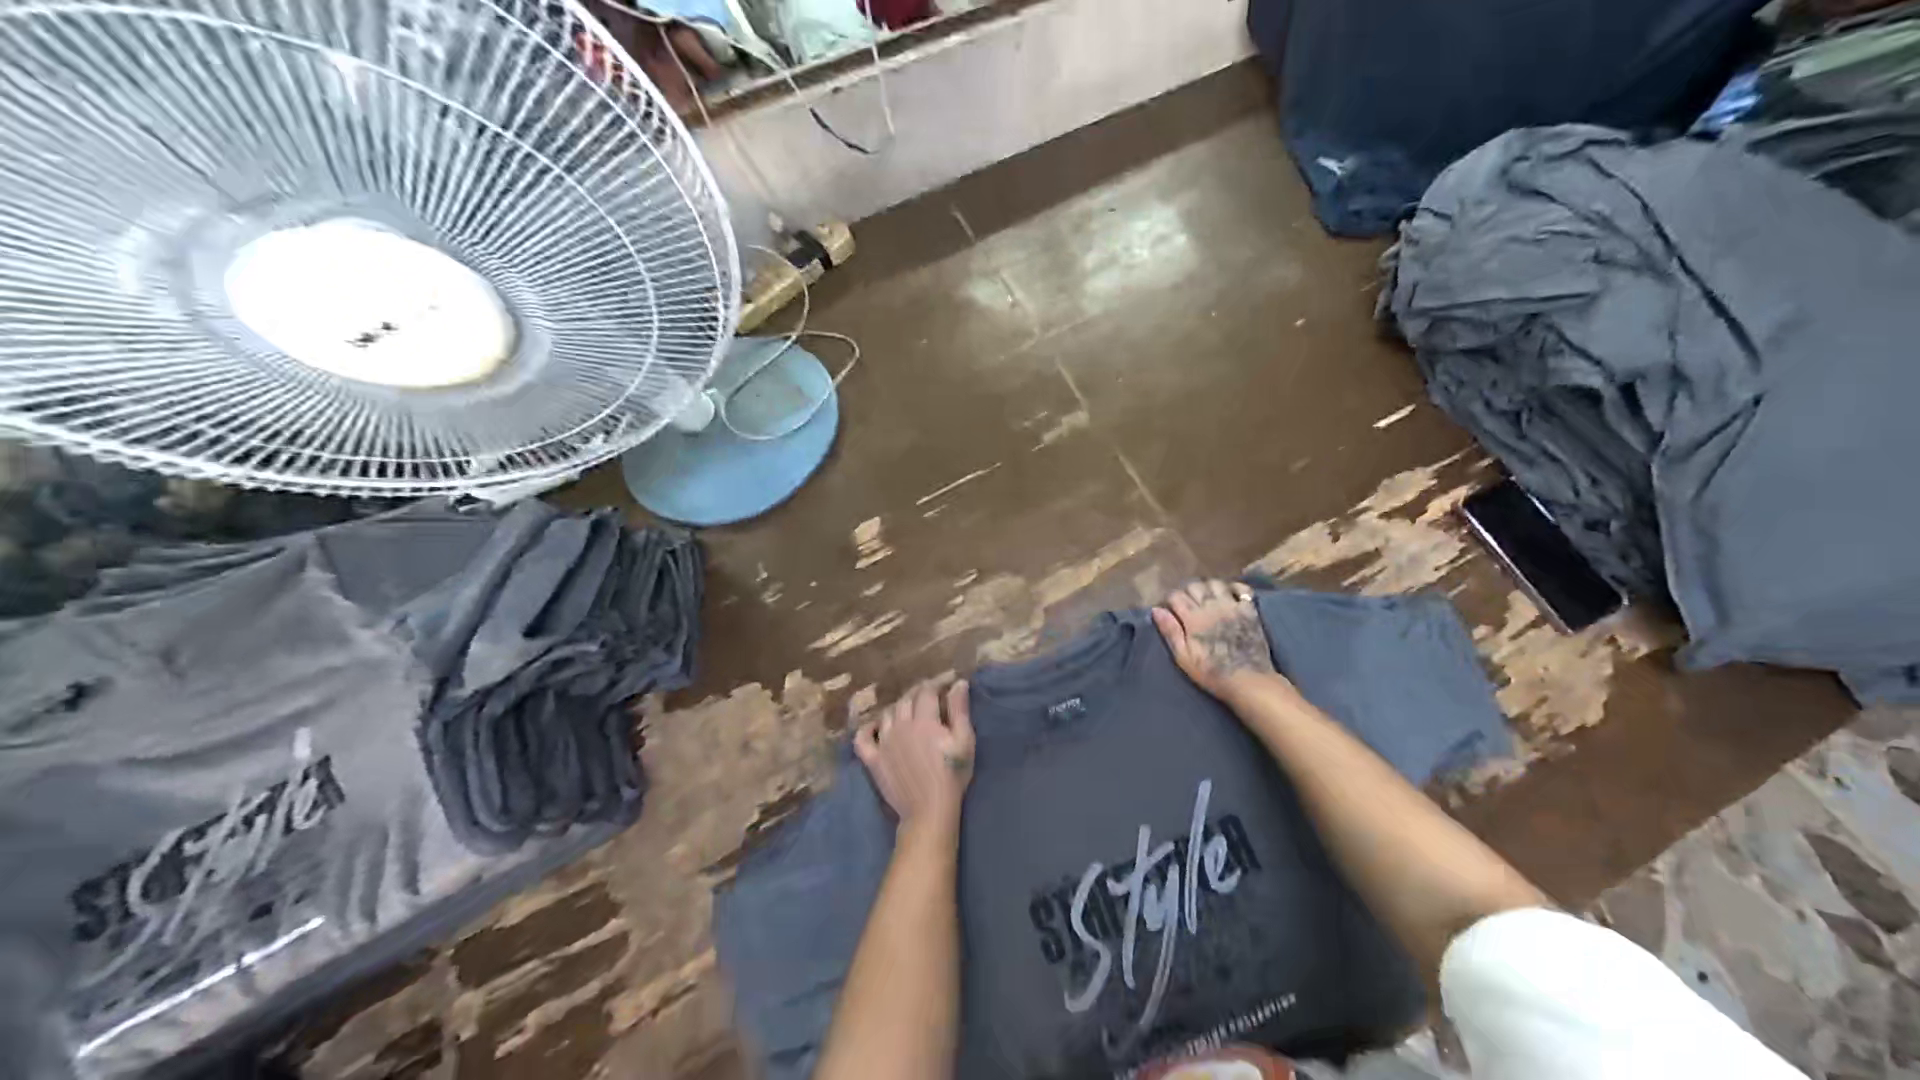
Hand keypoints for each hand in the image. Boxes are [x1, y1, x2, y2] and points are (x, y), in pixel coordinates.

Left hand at [855, 679, 975, 841]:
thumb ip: (959, 710)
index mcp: (923, 720)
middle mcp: (900, 725)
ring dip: (899, 707)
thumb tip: (958, 683)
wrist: (929, 811)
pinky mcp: (872, 759)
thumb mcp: (964, 741)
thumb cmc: (952, 776)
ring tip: (910, 710)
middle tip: (931, 694)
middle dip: (919, 692)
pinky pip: (862, 737)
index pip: (926, 691)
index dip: (937, 683)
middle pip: (906, 699)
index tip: (947, 683)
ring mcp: (883, 742)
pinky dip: (868, 728)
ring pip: (887, 713)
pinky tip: (877, 726)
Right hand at [1152, 580, 1290, 704]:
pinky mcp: (1249, 610)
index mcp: (1194, 618)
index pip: (1176, 596)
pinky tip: (1228, 595)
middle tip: (1186, 605)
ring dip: (1208, 587)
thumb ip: (1170, 631)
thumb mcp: (1183, 657)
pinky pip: (1242, 588)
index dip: (1170, 600)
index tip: (1169, 609)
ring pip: (1215, 583)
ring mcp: (1232, 606)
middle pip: (1194, 586)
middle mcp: (1212, 606)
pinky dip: (1233, 587)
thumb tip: (1156, 610)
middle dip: (1187, 592)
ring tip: (1206, 598)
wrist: (1248, 680)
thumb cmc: (1211, 672)